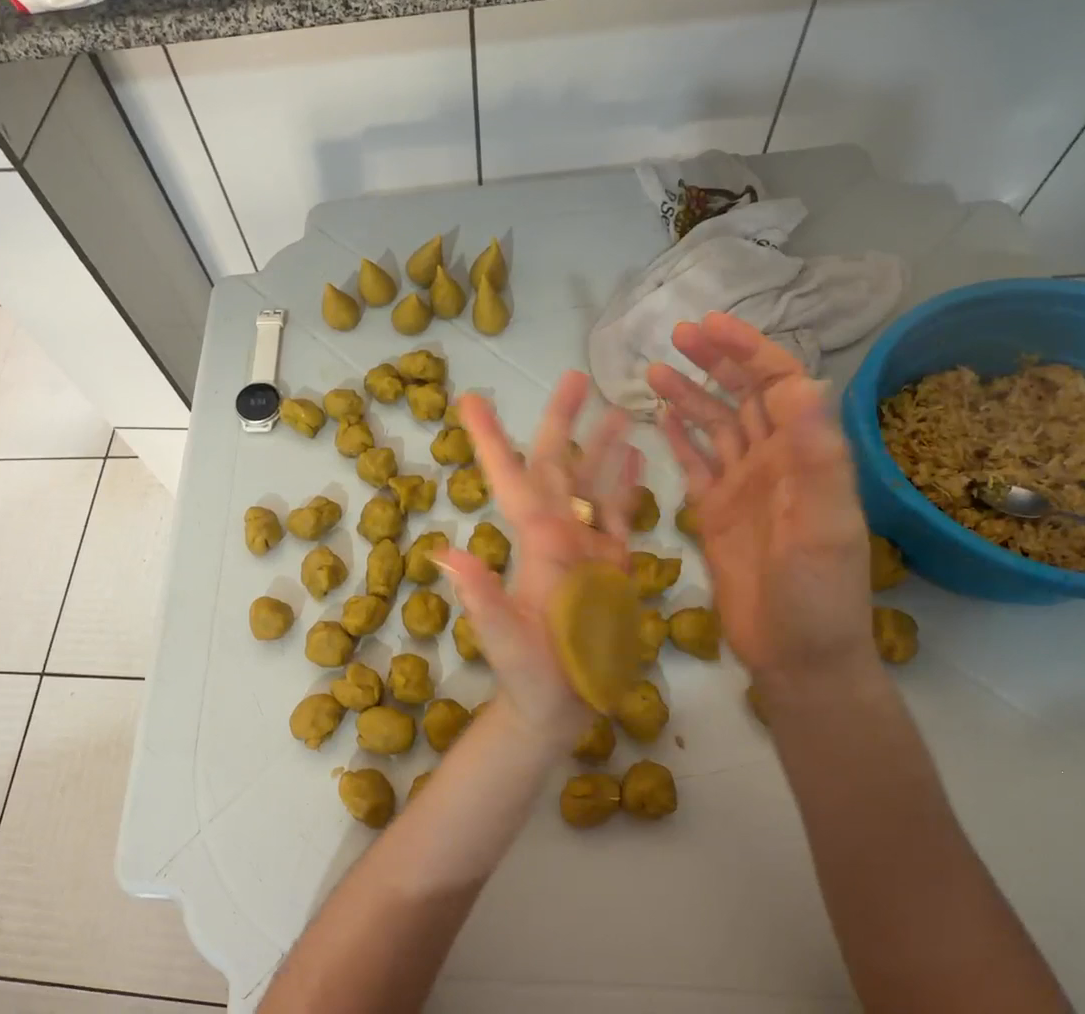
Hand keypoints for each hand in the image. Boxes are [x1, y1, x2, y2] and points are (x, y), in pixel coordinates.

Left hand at [442, 371, 638, 747]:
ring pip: (594, 484)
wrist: (555, 709)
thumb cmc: (527, 676)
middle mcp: (558, 536)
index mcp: (534, 543)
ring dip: (602, 445)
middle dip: (563, 421)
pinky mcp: (612, 567)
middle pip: (559, 466)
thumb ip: (482, 599)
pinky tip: (639, 455)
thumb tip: (445, 553)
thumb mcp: (505, 640)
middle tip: (576, 375)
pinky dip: (628, 484)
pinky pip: (621, 517)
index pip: (513, 479)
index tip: (471, 399)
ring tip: (619, 405)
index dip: (491, 440)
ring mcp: (587, 549)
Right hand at [650, 313, 876, 684]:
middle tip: (676, 336)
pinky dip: (679, 439)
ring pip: (714, 427)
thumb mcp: (824, 524)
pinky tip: (658, 419)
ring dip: (689, 396)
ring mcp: (743, 488)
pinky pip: (696, 465)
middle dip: (715, 363)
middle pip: (745, 397)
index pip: (779, 387)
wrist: (798, 655)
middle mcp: (774, 463)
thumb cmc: (818, 594)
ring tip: (653, 371)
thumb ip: (815, 456)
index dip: (749, 352)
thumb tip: (804, 383)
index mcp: (805, 458)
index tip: (709, 327)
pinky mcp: (716, 514)